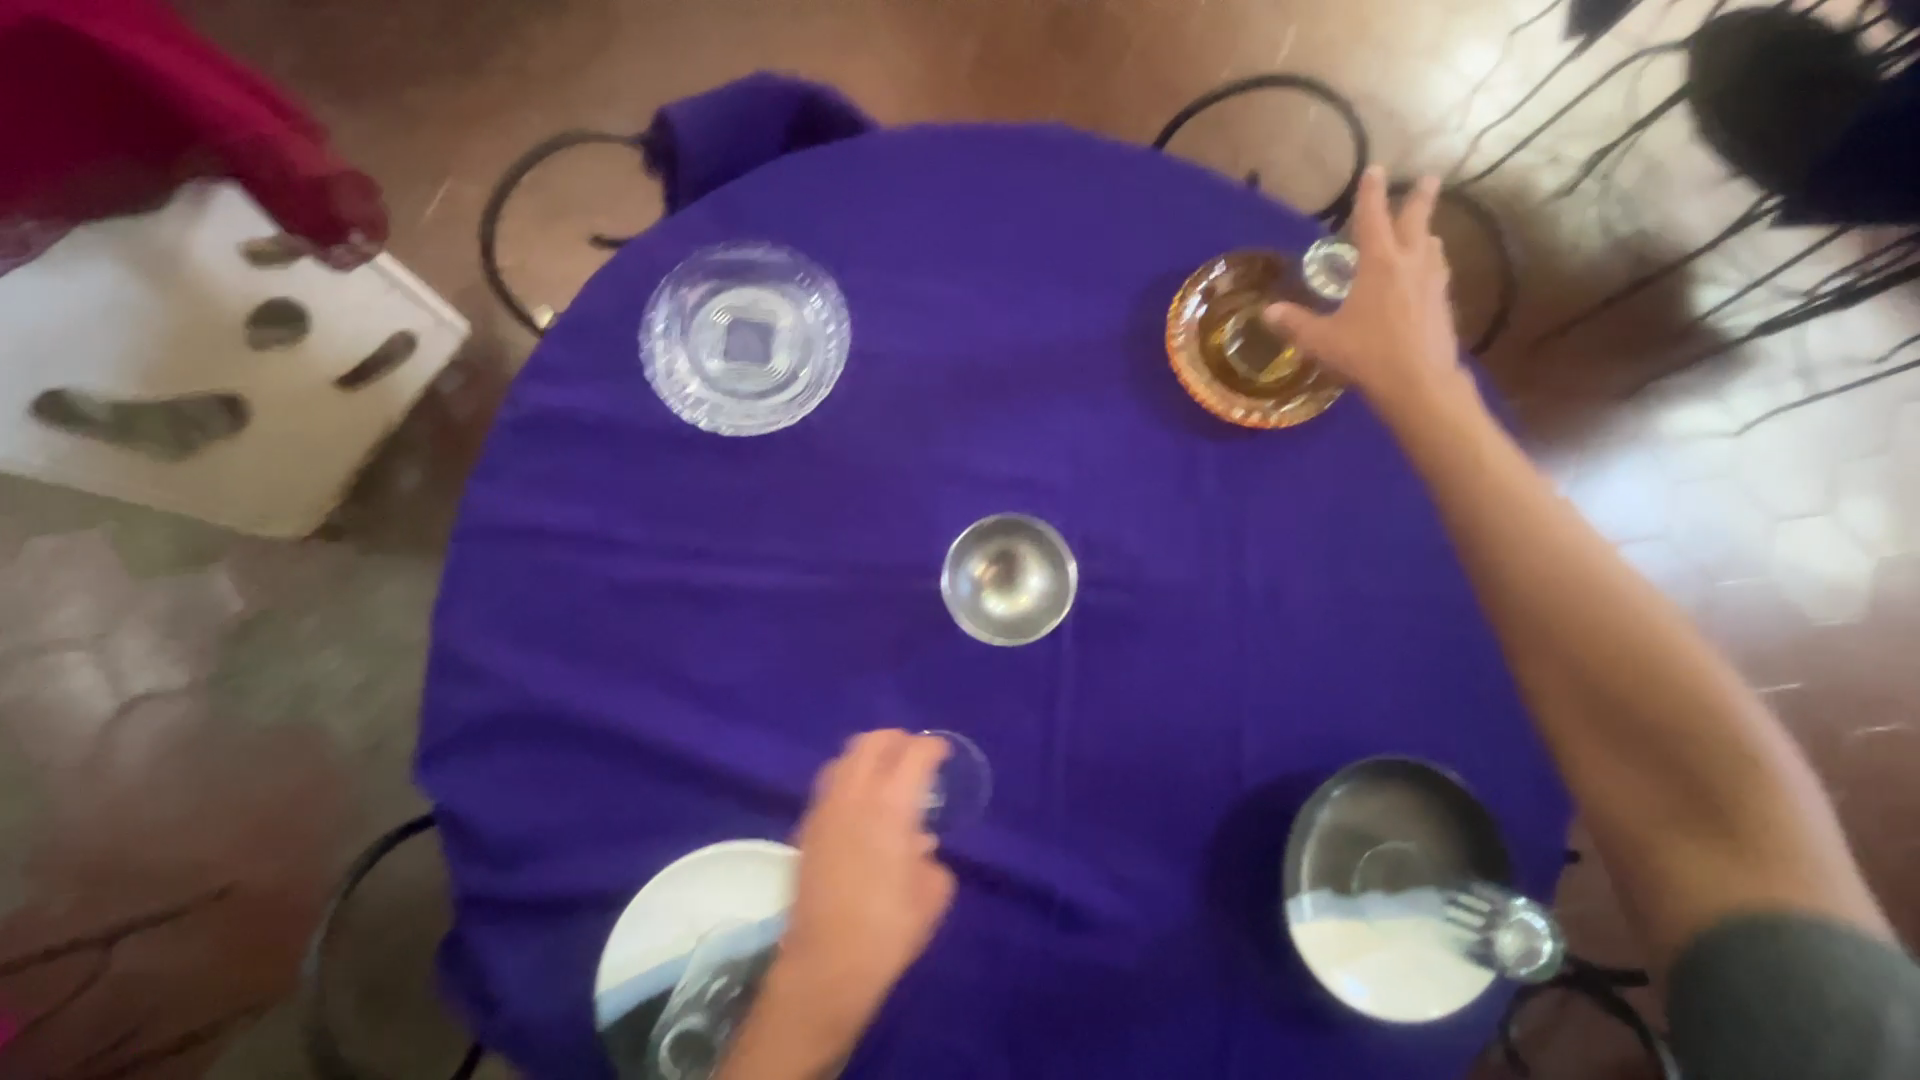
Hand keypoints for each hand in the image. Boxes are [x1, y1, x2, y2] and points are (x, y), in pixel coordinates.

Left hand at [773, 730, 955, 1035]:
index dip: (932, 747)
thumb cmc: (890, 929)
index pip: (914, 754)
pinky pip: (828, 787)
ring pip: (843, 760)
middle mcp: (854, 796)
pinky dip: (848, 781)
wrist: (827, 963)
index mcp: (892, 805)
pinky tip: (861, 806)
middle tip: (914, 754)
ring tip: (886, 775)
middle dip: (897, 740)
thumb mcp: (932, 893)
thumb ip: (931, 856)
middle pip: (872, 743)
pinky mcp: (805, 830)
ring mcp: (824, 810)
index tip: (943, 752)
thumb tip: (919, 843)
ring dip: (868, 757)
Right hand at [1263, 168, 1473, 418]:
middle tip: (1429, 178)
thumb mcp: (1321, 340)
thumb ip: (1295, 323)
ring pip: (1432, 247)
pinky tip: (1428, 276)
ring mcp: (1432, 283)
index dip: (1372, 193)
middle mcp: (1410, 264)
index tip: (1376, 170)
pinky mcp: (1444, 305)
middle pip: (1417, 221)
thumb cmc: (1366, 355)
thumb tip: (1267, 312)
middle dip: (1420, 198)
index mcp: (1378, 264)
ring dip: (1427, 233)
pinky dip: (1432, 264)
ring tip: (1425, 232)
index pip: (1372, 219)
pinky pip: (1438, 273)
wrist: (1419, 382)